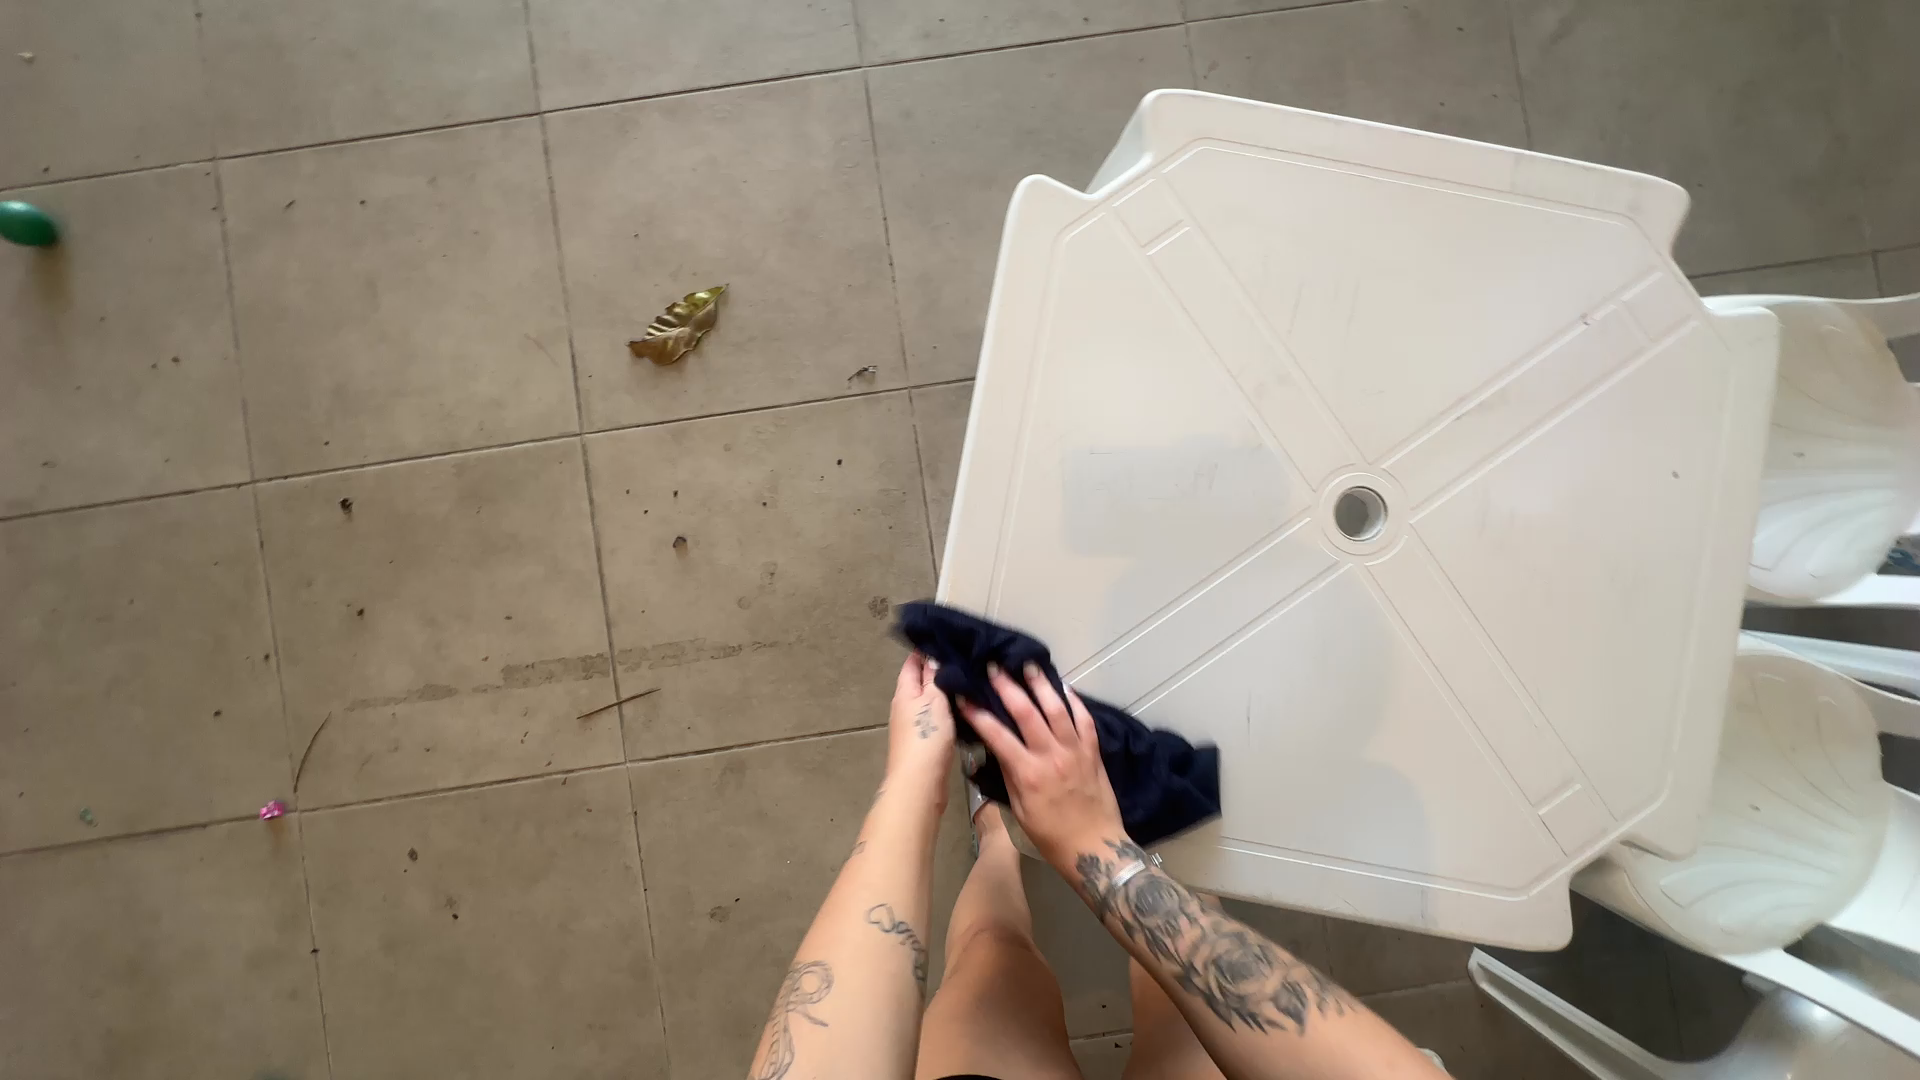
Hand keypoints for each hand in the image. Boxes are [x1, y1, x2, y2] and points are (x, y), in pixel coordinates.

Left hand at [885, 652, 955, 804]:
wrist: (920, 783)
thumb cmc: (926, 736)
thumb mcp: (933, 700)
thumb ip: (934, 678)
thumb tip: (933, 657)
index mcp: (904, 692)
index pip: (912, 662)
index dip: (925, 649)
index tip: (946, 639)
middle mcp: (904, 706)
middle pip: (920, 681)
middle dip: (938, 670)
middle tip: (963, 658)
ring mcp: (912, 725)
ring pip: (929, 701)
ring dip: (944, 692)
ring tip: (968, 680)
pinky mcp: (923, 742)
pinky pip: (934, 718)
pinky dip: (946, 711)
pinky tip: (963, 709)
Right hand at [965, 664, 1125, 870]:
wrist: (1096, 848)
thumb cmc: (1051, 835)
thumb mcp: (1020, 810)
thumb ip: (1009, 774)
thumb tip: (996, 747)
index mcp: (1028, 773)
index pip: (997, 735)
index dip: (978, 714)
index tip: (965, 696)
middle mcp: (1051, 756)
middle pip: (1027, 712)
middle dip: (1007, 687)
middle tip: (994, 668)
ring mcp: (1075, 751)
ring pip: (1057, 708)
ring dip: (1041, 684)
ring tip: (1028, 665)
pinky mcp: (1093, 751)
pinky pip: (1084, 719)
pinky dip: (1074, 701)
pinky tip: (1064, 686)